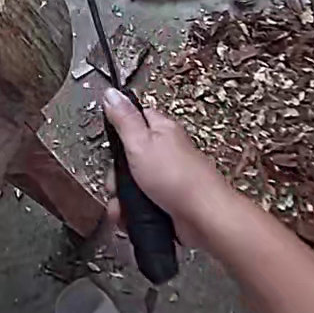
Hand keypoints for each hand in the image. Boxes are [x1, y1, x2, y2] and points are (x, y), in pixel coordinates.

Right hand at [101, 87, 241, 246]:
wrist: (202, 217)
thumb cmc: (179, 177)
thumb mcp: (141, 143)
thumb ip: (125, 119)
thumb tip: (113, 93)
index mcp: (162, 130)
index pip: (135, 118)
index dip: (118, 131)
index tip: (111, 143)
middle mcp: (165, 152)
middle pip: (128, 157)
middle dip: (117, 175)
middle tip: (118, 181)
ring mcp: (166, 178)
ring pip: (131, 184)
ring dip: (121, 199)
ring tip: (123, 207)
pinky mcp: (166, 201)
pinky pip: (139, 204)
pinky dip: (131, 213)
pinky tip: (130, 218)